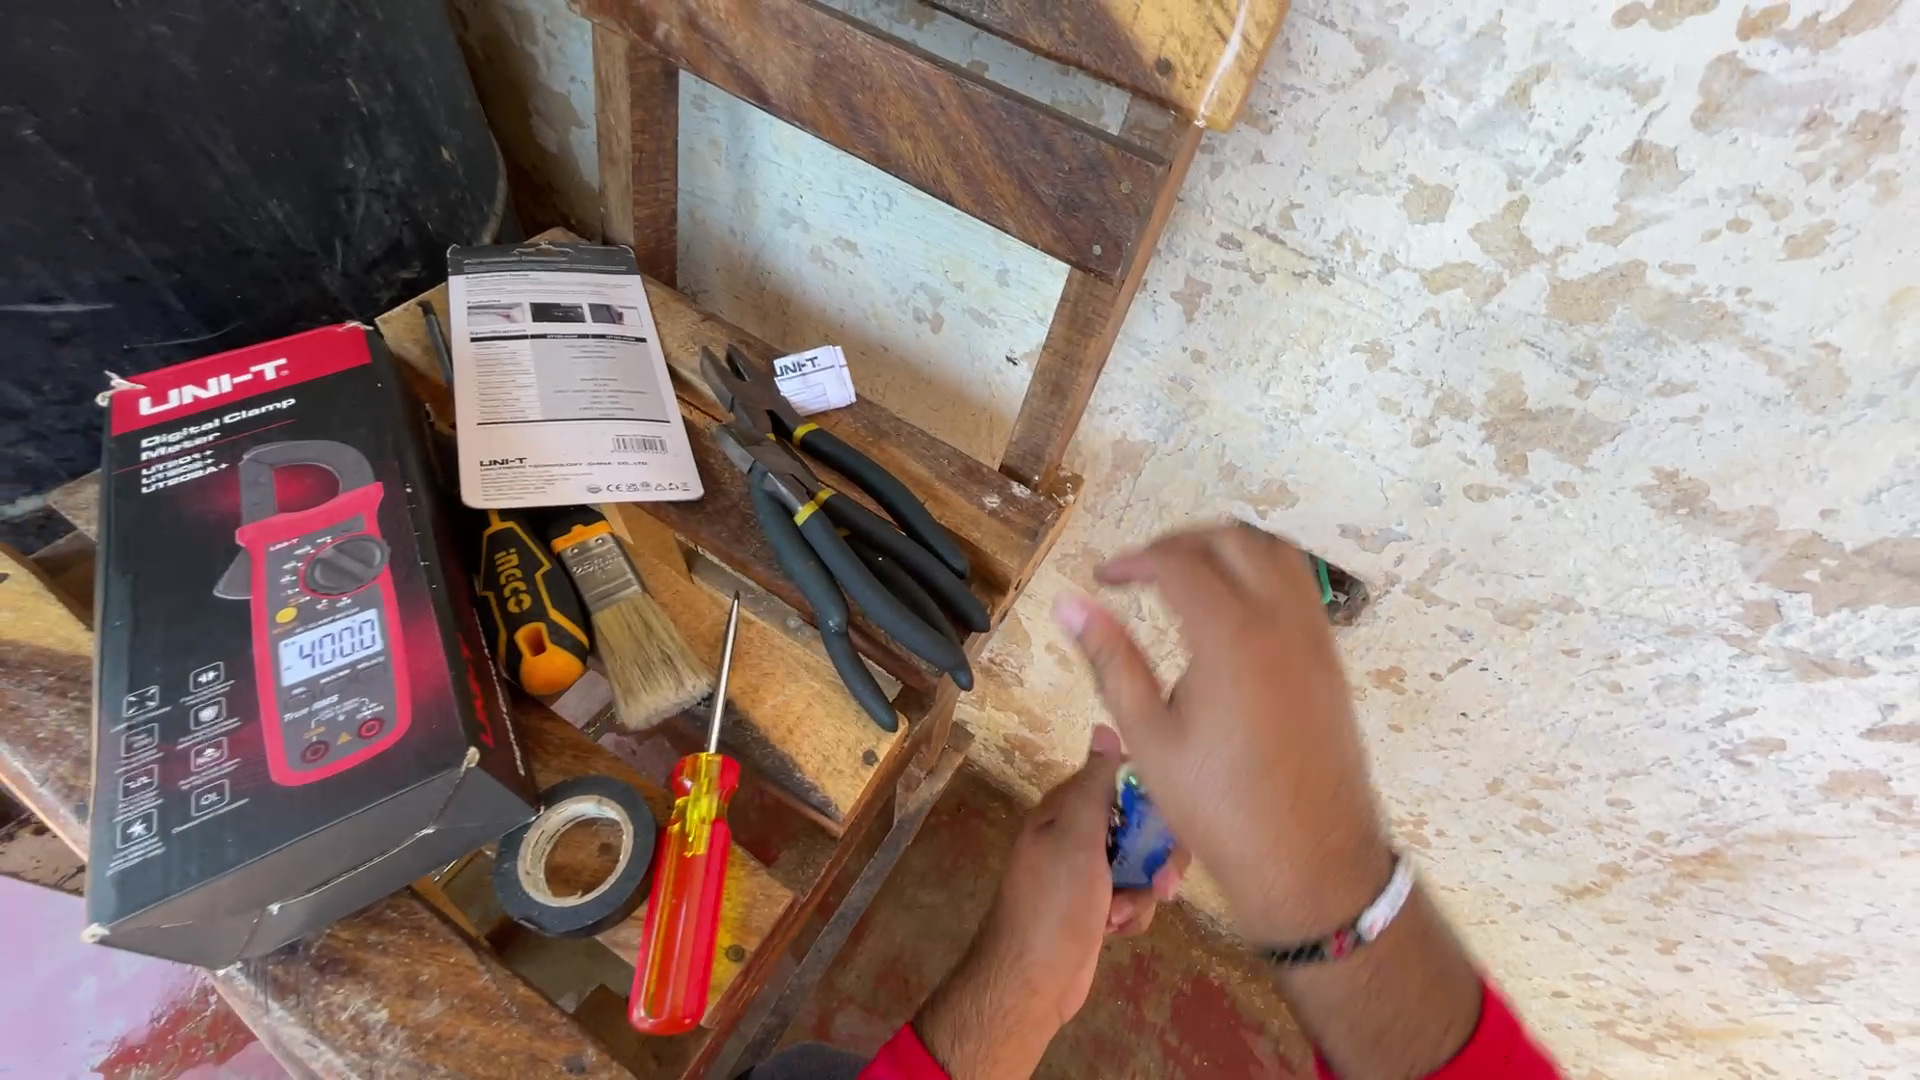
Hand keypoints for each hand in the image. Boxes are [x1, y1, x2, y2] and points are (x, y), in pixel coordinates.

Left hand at [914, 725, 1184, 1078]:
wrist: (1032, 982)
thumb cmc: (1054, 902)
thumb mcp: (1077, 836)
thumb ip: (1096, 784)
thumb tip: (1105, 725)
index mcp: (1065, 809)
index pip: (1118, 782)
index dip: (1150, 798)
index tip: (1176, 819)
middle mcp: (1075, 834)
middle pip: (1137, 825)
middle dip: (1154, 855)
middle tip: (1163, 883)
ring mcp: (1086, 872)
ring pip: (1140, 864)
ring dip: (1141, 891)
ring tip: (1123, 915)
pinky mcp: (1096, 906)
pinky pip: (1131, 896)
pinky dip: (1130, 913)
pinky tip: (1115, 930)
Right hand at [1054, 524, 1483, 1079]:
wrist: (1313, 864)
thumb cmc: (1218, 806)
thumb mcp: (1147, 734)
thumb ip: (1110, 658)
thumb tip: (1067, 604)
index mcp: (1230, 636)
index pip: (1178, 561)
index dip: (1133, 560)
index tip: (1103, 576)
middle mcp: (1281, 620)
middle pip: (1231, 537)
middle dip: (1179, 541)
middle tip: (1140, 570)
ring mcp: (1315, 635)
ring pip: (1274, 550)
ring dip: (1225, 547)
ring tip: (1183, 576)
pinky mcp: (1330, 656)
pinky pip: (1299, 583)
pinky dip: (1259, 570)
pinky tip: (1229, 608)